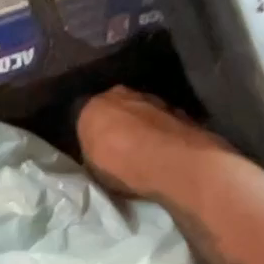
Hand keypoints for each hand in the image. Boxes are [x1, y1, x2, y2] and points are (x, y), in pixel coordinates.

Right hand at [76, 87, 238, 198]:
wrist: (171, 161)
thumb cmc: (121, 166)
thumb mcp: (94, 168)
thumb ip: (94, 154)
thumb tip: (98, 156)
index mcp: (91, 107)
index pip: (85, 117)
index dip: (92, 134)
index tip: (97, 149)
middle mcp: (119, 95)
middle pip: (115, 108)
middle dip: (118, 123)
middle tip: (121, 146)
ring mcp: (151, 99)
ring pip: (141, 111)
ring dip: (143, 125)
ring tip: (147, 149)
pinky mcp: (179, 109)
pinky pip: (164, 120)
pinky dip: (163, 131)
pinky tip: (166, 149)